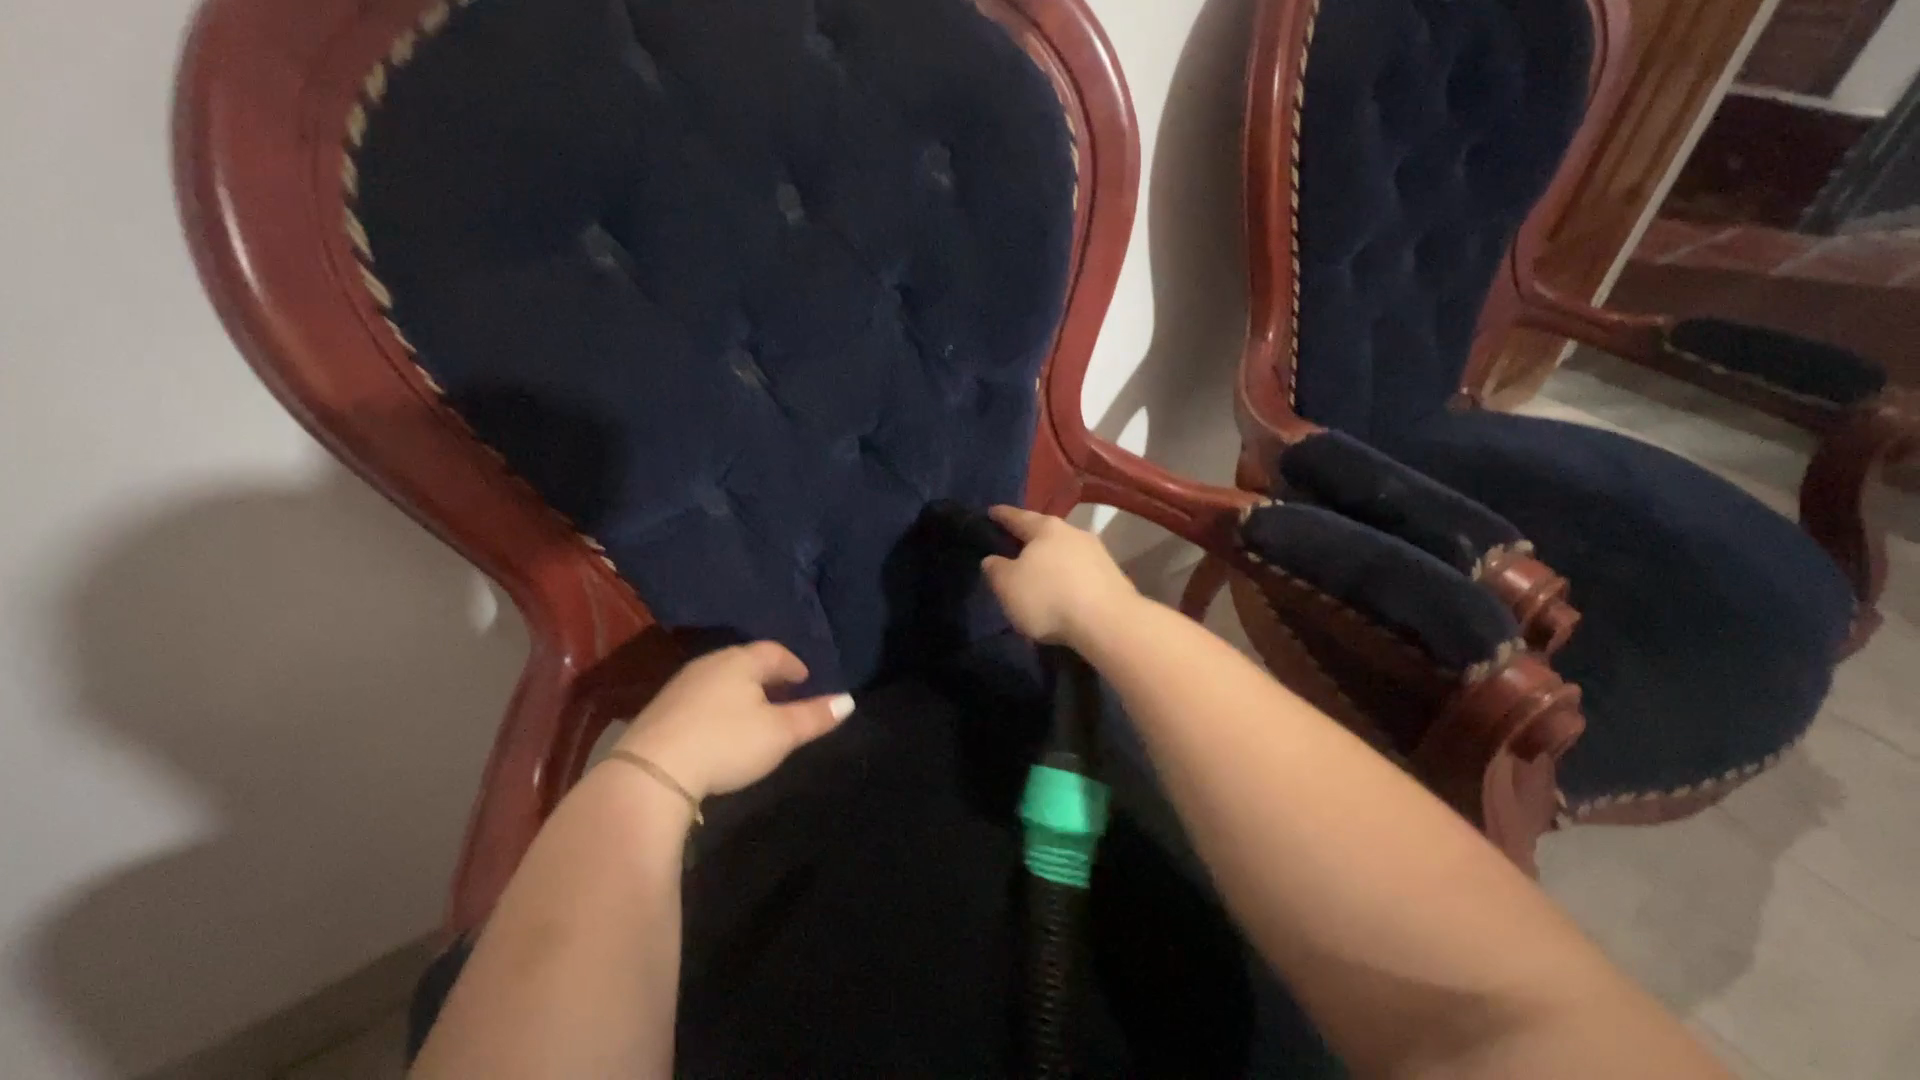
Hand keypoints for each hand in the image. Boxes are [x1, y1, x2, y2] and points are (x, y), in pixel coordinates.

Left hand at [614, 642, 854, 799]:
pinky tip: (721, 729)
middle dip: (767, 677)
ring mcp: (681, 686)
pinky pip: (701, 698)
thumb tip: (849, 700)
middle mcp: (709, 664)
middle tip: (784, 694)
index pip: (774, 651)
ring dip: (741, 692)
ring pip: (721, 680)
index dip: (793, 664)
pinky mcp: (662, 710)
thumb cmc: (727, 742)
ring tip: (755, 713)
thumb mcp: (779, 733)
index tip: (806, 680)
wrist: (652, 770)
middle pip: (745, 662)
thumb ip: (814, 716)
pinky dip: (718, 706)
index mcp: (740, 661)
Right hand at [980, 505, 1141, 645]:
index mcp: (1045, 528)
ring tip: (1039, 573)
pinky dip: (1068, 577)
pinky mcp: (1112, 575)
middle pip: (1045, 532)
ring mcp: (1097, 553)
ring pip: (1065, 551)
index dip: (1001, 515)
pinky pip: (1080, 571)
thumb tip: (992, 559)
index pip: (1017, 516)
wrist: (1108, 622)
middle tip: (1014, 545)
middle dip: (1030, 539)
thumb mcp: (1008, 586)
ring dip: (1051, 560)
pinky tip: (1062, 591)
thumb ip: (996, 569)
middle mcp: (1073, 532)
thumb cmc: (1049, 598)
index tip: (991, 512)